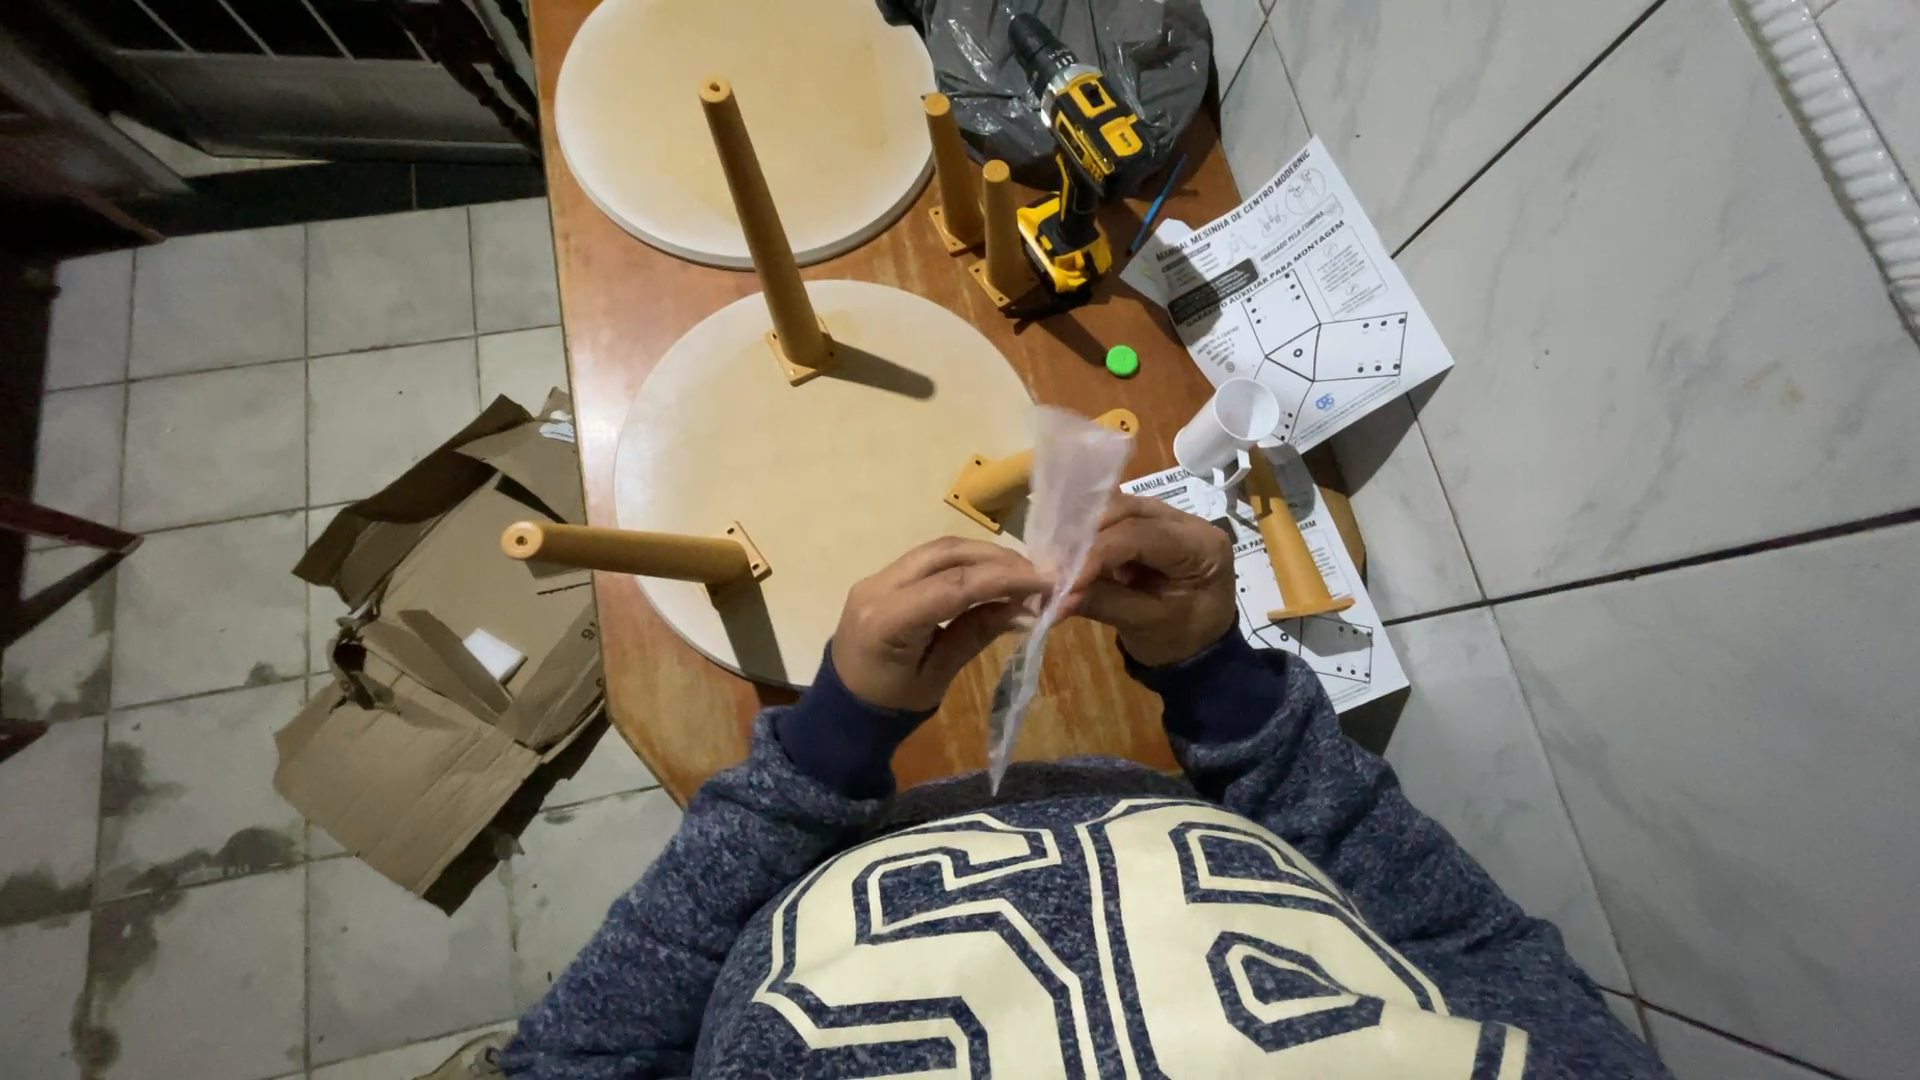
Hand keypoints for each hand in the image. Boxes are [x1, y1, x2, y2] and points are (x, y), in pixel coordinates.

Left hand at [831, 537, 1048, 711]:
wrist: (844, 705)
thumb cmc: (891, 704)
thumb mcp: (937, 677)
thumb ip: (976, 634)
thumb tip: (1024, 608)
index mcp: (885, 620)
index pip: (953, 586)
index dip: (1003, 578)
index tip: (1045, 581)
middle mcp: (877, 587)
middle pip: (945, 554)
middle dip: (997, 559)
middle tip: (1038, 574)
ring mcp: (877, 577)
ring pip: (938, 550)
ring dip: (983, 555)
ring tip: (1021, 572)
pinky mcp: (884, 576)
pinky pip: (930, 559)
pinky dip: (965, 561)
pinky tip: (992, 574)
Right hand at [1066, 494, 1236, 666]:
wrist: (1198, 651)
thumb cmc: (1180, 640)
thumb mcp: (1143, 623)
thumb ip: (1100, 601)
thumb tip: (1051, 594)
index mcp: (1201, 546)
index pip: (1140, 535)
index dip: (1096, 554)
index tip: (1064, 580)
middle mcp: (1188, 522)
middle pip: (1127, 511)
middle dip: (1086, 535)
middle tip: (1054, 563)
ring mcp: (1169, 519)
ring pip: (1119, 508)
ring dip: (1086, 531)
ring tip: (1059, 557)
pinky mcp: (1151, 525)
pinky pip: (1117, 518)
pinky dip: (1092, 534)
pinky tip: (1070, 550)